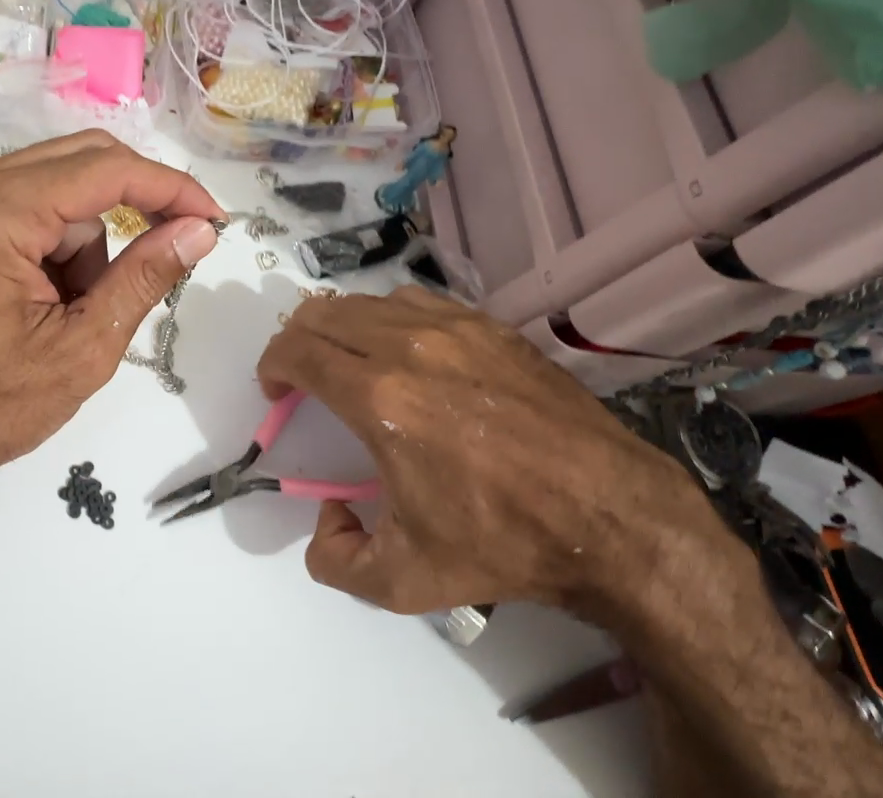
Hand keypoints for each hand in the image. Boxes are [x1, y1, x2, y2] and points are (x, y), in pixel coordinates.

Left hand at [0, 131, 223, 512]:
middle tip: (171, 253)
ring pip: (62, 189)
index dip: (171, 188)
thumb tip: (201, 229)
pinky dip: (59, 246)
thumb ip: (144, 278)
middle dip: (133, 208)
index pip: (106, 170)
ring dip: (88, 242)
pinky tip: (46, 302)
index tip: (216, 218)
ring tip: (71, 313)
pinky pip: (34, 207)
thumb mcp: (81, 349)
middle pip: (84, 161)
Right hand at [257, 286, 717, 615]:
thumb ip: (333, 558)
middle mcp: (411, 347)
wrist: (611, 519)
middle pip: (323, 313)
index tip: (276, 392)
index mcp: (380, 398)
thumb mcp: (401, 581)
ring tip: (349, 362)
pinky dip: (389, 319)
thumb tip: (329, 516)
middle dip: (296, 341)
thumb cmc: (502, 544)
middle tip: (301, 377)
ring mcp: (456, 330)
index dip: (272, 366)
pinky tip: (405, 354)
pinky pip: (417, 303)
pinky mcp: (494, 330)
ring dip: (341, 326)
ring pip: (368, 301)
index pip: (297, 350)